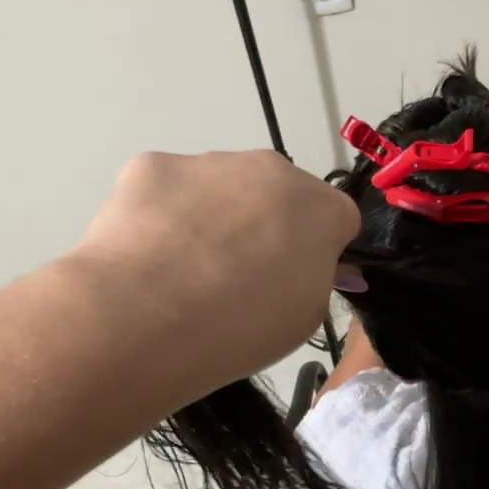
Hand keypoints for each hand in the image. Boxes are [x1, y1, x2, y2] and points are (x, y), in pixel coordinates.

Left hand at [71, 150, 360, 377]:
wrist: (150, 316)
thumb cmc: (246, 326)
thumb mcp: (306, 318)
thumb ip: (318, 280)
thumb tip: (316, 266)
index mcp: (323, 209)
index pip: (338, 220)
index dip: (322, 251)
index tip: (299, 280)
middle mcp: (273, 170)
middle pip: (281, 194)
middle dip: (271, 225)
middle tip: (244, 276)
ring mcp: (211, 162)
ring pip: (224, 187)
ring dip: (219, 217)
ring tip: (189, 271)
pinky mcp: (153, 164)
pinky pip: (172, 189)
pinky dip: (168, 216)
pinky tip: (153, 255)